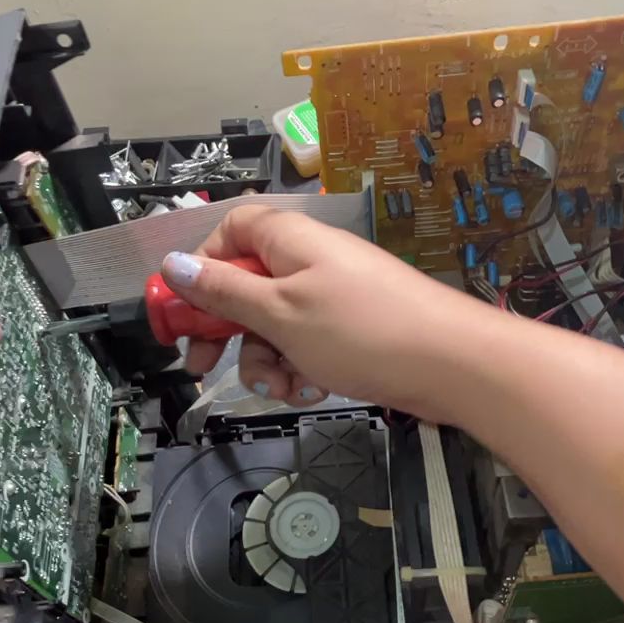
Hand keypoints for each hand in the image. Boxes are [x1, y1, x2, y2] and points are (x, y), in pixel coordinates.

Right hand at [170, 205, 492, 421]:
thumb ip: (223, 291)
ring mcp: (331, 297)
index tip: (184, 308)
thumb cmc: (362, 331)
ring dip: (265, 361)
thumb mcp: (278, 313)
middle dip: (228, 331)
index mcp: (288, 240)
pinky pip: (304, 345)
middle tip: (204, 365)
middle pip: (245, 287)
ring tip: (282, 386)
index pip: (230, 232)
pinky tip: (311, 390)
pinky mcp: (349, 330)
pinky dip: (299, 368)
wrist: (450, 364)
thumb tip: (173, 264)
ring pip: (272, 325)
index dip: (202, 266)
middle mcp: (308, 262)